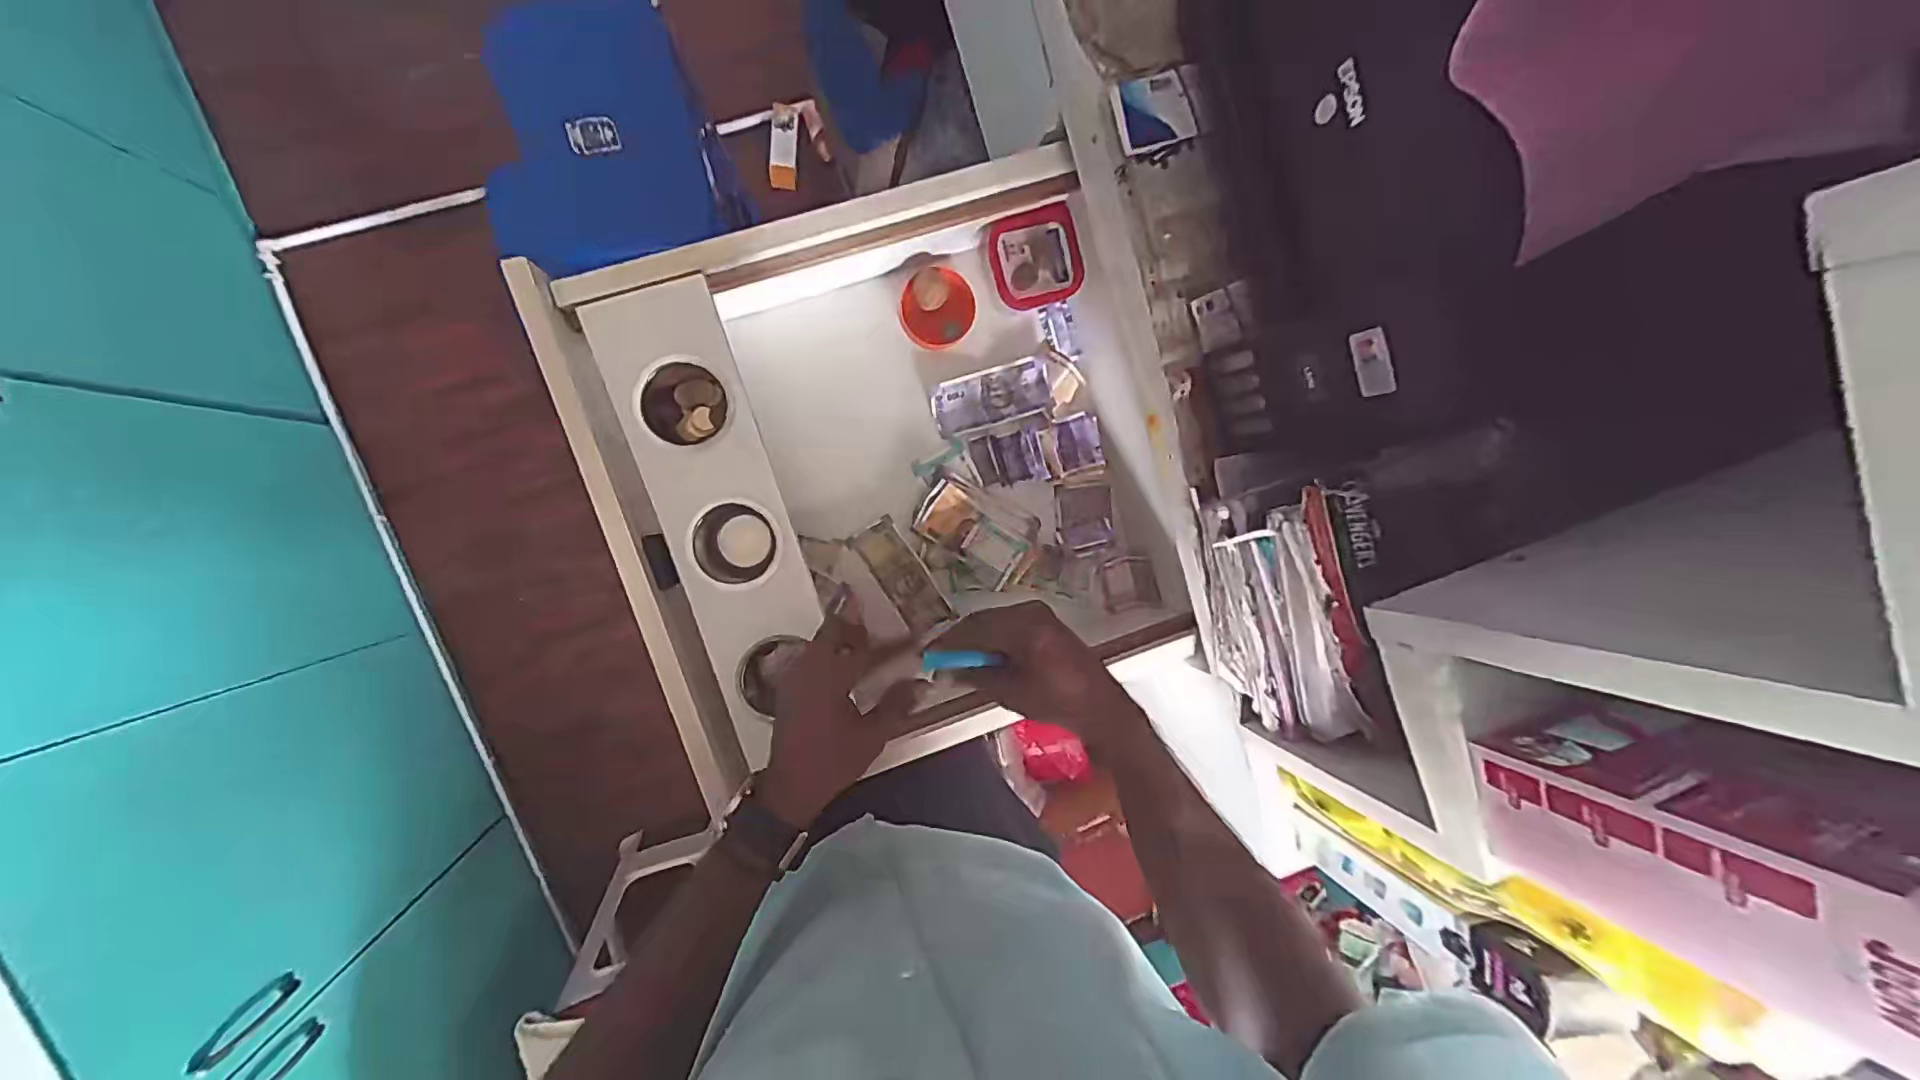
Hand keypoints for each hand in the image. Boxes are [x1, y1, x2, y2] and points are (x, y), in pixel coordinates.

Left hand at [758, 609, 919, 827]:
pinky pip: (811, 656)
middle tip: (874, 605)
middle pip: (833, 631)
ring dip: (841, 633)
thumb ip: (896, 705)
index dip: (893, 644)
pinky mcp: (790, 688)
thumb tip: (921, 684)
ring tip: (864, 630)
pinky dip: (829, 650)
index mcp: (830, 677)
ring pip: (820, 642)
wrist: (791, 786)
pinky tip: (844, 659)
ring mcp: (795, 677)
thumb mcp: (871, 736)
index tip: (914, 636)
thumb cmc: (832, 762)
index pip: (867, 651)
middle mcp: (809, 669)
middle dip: (854, 619)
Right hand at [932, 601, 1145, 749]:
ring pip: (994, 619)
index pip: (975, 629)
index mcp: (1026, 628)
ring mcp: (1040, 614)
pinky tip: (983, 652)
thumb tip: (947, 670)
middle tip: (939, 656)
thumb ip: (977, 676)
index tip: (929, 654)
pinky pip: (1009, 622)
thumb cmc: (1058, 703)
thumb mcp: (1011, 692)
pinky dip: (992, 635)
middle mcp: (1032, 613)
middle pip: (983, 619)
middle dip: (960, 637)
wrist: (1100, 706)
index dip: (948, 642)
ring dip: (975, 636)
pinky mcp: (1045, 621)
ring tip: (958, 657)